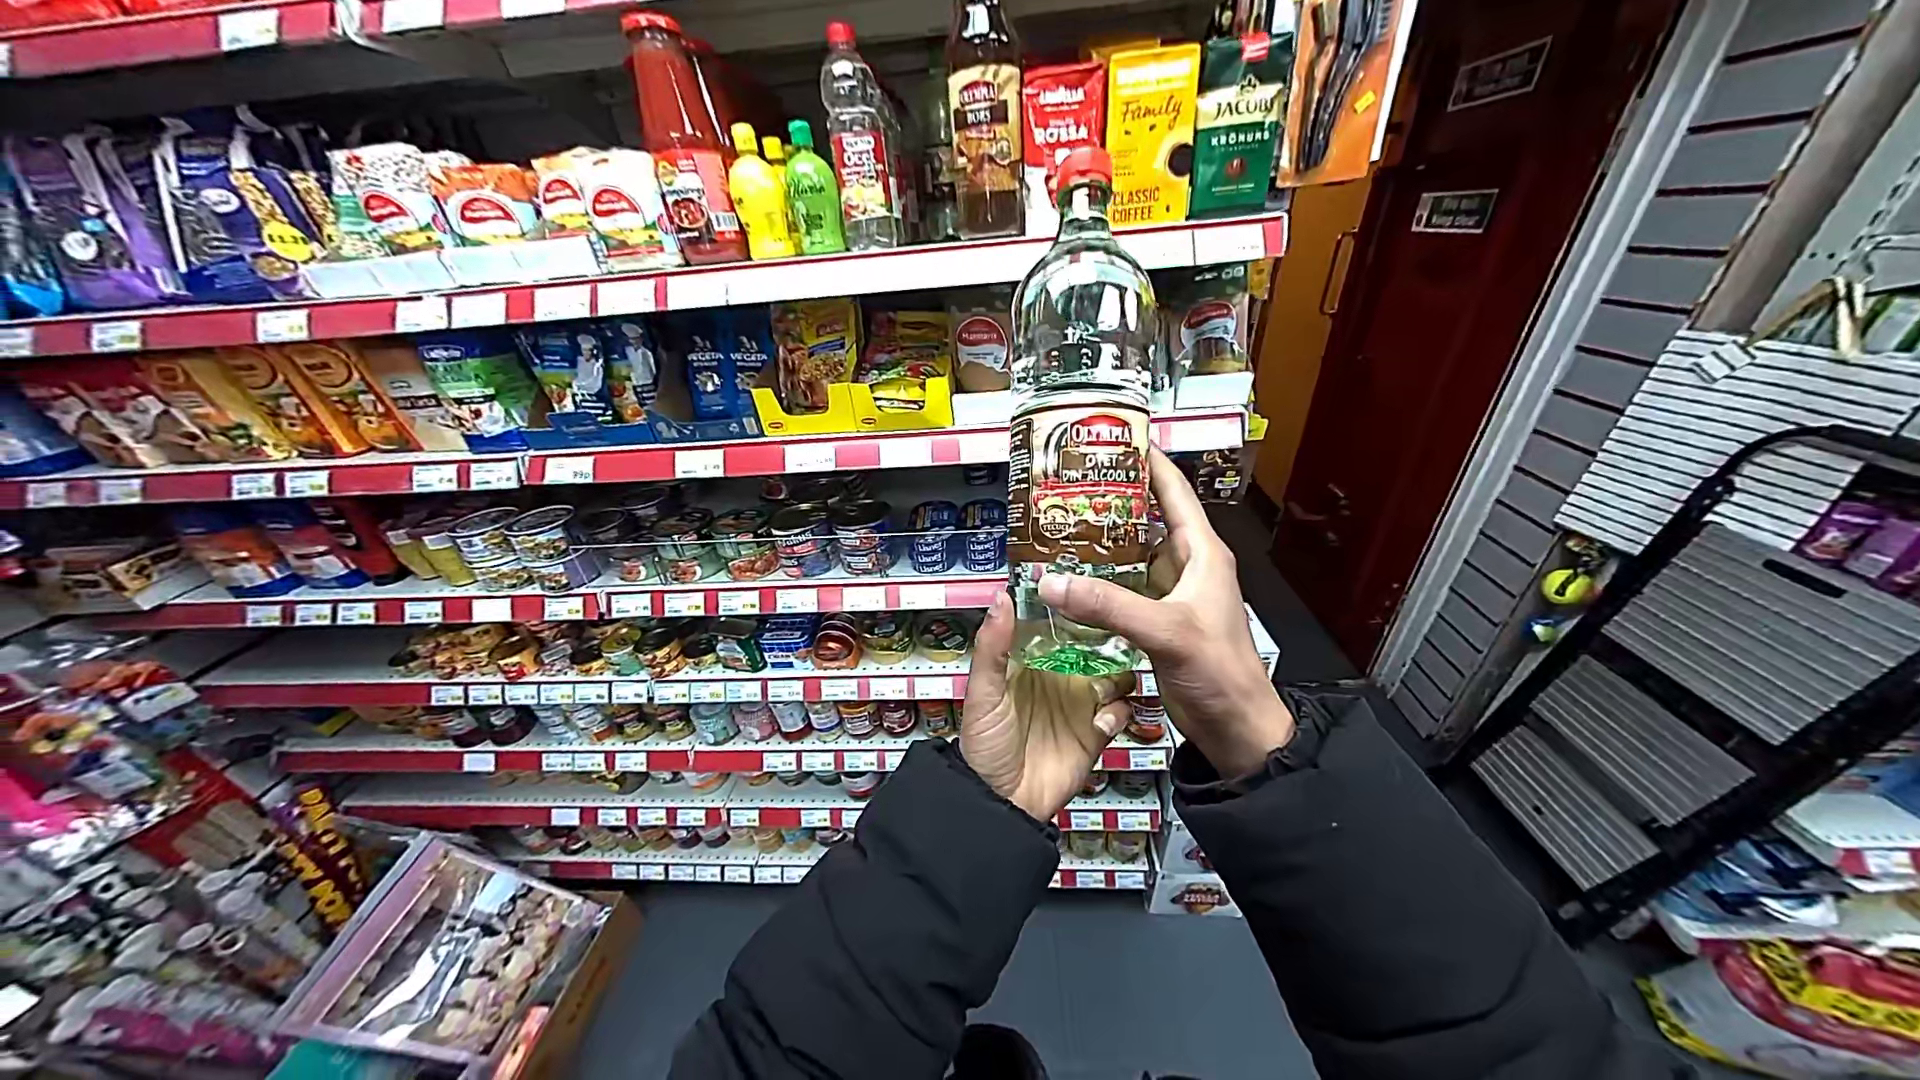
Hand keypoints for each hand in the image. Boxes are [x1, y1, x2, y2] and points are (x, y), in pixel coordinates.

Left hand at [961, 591, 1133, 821]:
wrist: (1002, 803)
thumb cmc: (983, 744)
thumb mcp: (983, 691)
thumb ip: (993, 646)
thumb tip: (1002, 598)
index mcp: (1031, 662)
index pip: (1056, 626)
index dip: (1072, 609)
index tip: (1087, 590)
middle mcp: (1058, 677)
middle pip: (1092, 646)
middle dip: (1106, 639)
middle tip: (1115, 633)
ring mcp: (1079, 704)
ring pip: (1113, 675)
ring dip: (1117, 674)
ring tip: (1109, 680)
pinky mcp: (1096, 732)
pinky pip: (1120, 713)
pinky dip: (1119, 712)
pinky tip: (1102, 720)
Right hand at [1037, 447, 1294, 778]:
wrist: (1235, 727)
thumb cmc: (1220, 671)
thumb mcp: (1166, 630)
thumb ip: (1109, 605)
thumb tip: (1052, 582)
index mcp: (1201, 553)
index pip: (1174, 492)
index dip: (1148, 462)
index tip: (1115, 437)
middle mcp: (1185, 565)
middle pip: (1146, 518)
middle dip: (1111, 499)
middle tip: (1067, 485)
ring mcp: (1169, 593)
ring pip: (1131, 554)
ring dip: (1101, 541)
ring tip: (1058, 525)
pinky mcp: (1156, 618)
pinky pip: (1122, 587)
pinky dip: (1098, 579)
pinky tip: (1070, 578)